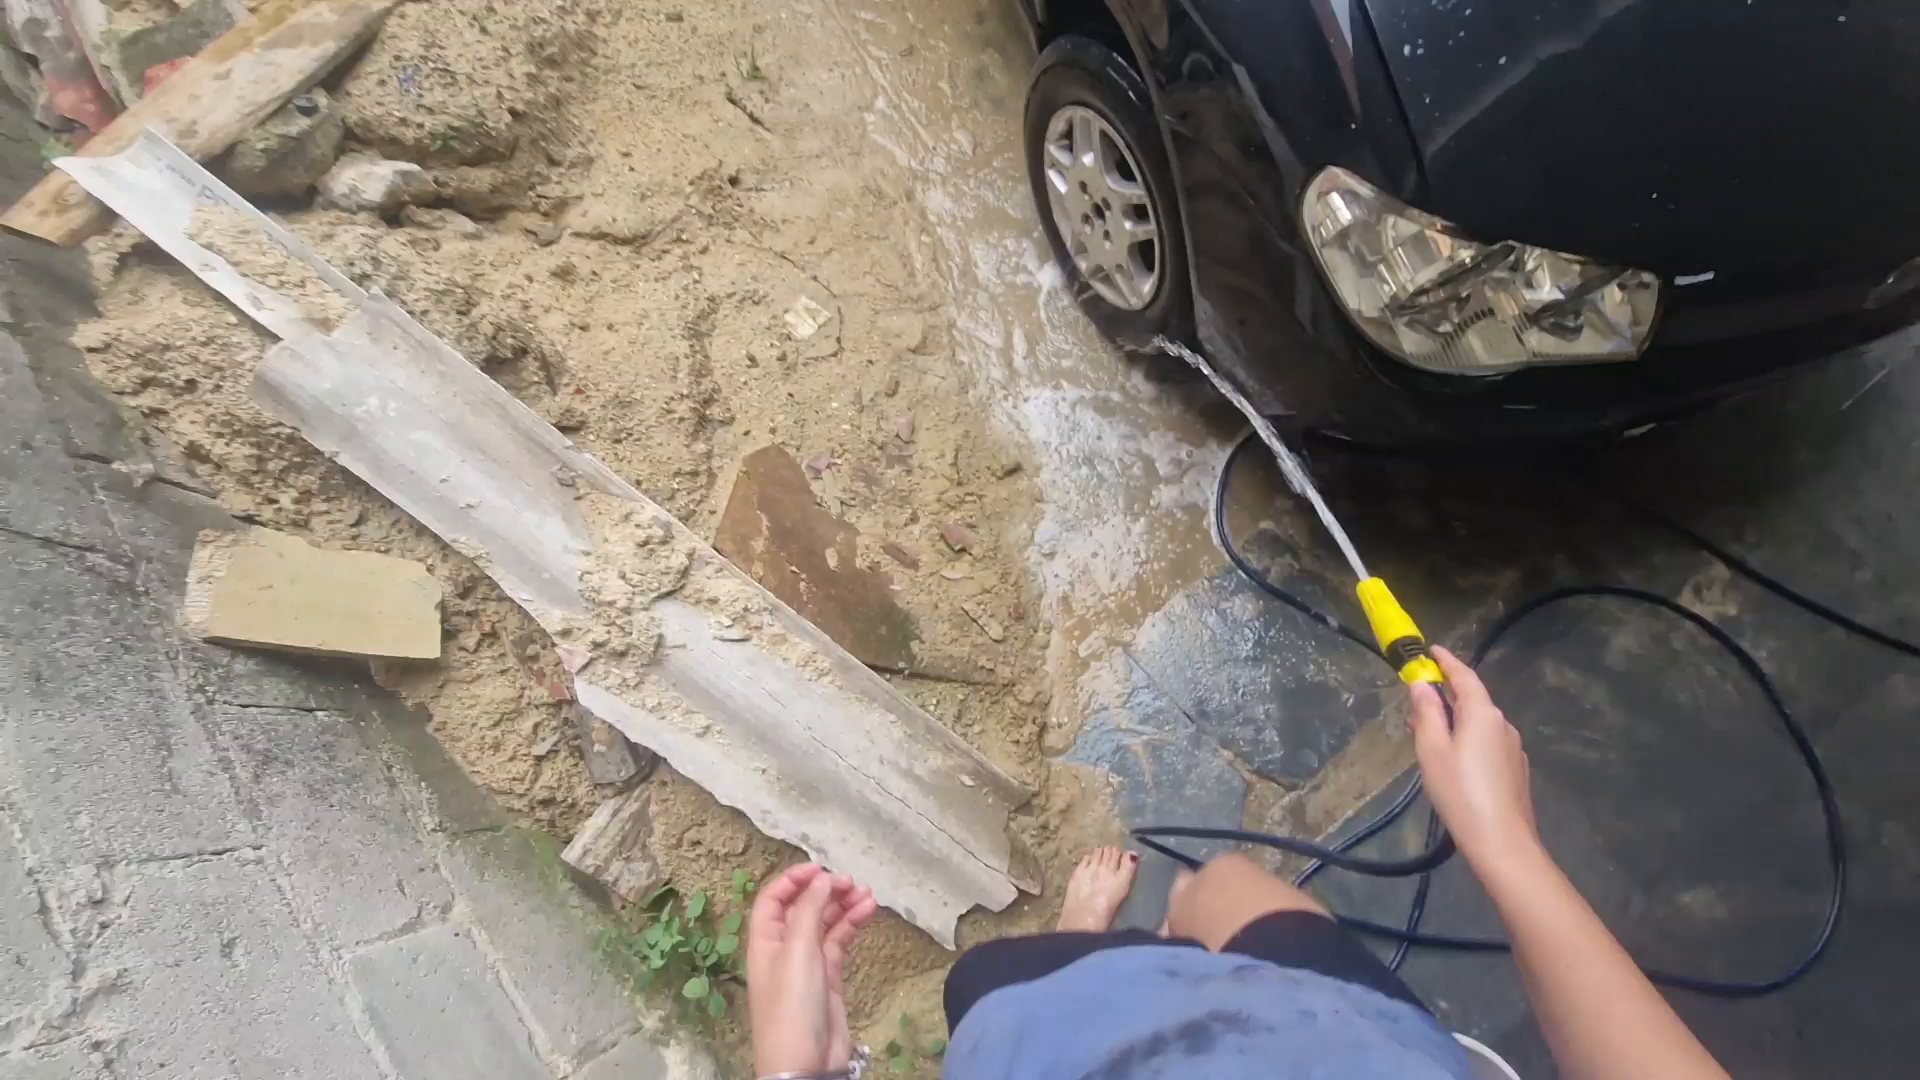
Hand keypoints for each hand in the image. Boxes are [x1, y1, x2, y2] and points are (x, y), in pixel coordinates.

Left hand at [746, 864, 878, 1076]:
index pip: (773, 899)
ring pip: (825, 921)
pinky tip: (869, 910)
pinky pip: (840, 939)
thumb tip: (820, 877)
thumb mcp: (797, 951)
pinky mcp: (829, 975)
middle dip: (824, 890)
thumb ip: (809, 909)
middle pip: (802, 907)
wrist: (807, 1066)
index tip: (819, 868)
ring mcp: (808, 962)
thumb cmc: (792, 1005)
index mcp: (765, 941)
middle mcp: (784, 947)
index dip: (793, 880)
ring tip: (866, 893)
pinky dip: (853, 923)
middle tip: (850, 882)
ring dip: (843, 904)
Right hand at [1408, 647, 1540, 866]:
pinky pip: (1486, 741)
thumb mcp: (1431, 748)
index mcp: (1483, 715)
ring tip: (1426, 730)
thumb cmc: (1459, 789)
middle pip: (1473, 699)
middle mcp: (1503, 725)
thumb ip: (1426, 712)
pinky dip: (1466, 736)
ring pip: (1479, 722)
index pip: (1465, 678)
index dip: (1447, 662)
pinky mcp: (1515, 769)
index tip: (1431, 650)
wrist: (1502, 841)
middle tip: (1416, 695)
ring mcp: (1513, 749)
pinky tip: (1451, 756)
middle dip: (1446, 693)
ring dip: (1454, 718)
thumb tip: (1421, 685)